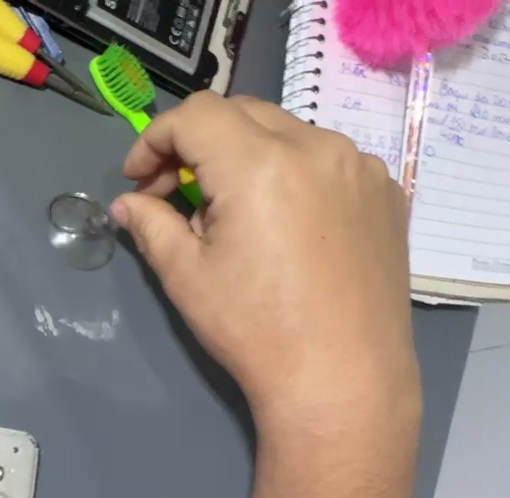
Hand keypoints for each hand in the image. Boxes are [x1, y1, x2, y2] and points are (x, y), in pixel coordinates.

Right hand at [112, 92, 417, 425]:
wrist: (339, 371)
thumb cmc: (251, 327)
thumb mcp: (185, 277)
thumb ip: (152, 227)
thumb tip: (128, 204)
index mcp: (259, 165)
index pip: (196, 115)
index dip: (154, 140)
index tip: (136, 181)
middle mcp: (316, 146)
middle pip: (241, 114)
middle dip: (194, 145)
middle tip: (171, 198)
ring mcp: (358, 164)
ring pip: (284, 132)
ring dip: (240, 158)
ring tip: (226, 219)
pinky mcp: (381, 189)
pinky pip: (323, 159)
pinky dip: (285, 175)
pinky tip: (275, 227)